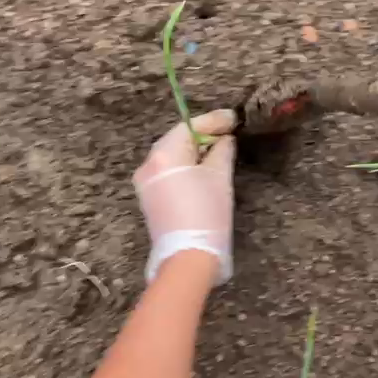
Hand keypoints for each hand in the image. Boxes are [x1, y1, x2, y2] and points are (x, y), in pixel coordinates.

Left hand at [134, 109, 236, 285]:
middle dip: (202, 136)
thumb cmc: (207, 215)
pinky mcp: (149, 200)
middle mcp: (148, 165)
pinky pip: (167, 174)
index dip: (213, 121)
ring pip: (172, 158)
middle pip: (177, 141)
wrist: (188, 258)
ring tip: (218, 152)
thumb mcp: (220, 178)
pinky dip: (184, 168)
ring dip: (193, 153)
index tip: (233, 118)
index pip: (189, 127)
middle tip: (227, 134)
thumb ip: (222, 151)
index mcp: (164, 154)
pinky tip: (201, 172)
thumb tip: (224, 139)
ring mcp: (145, 184)